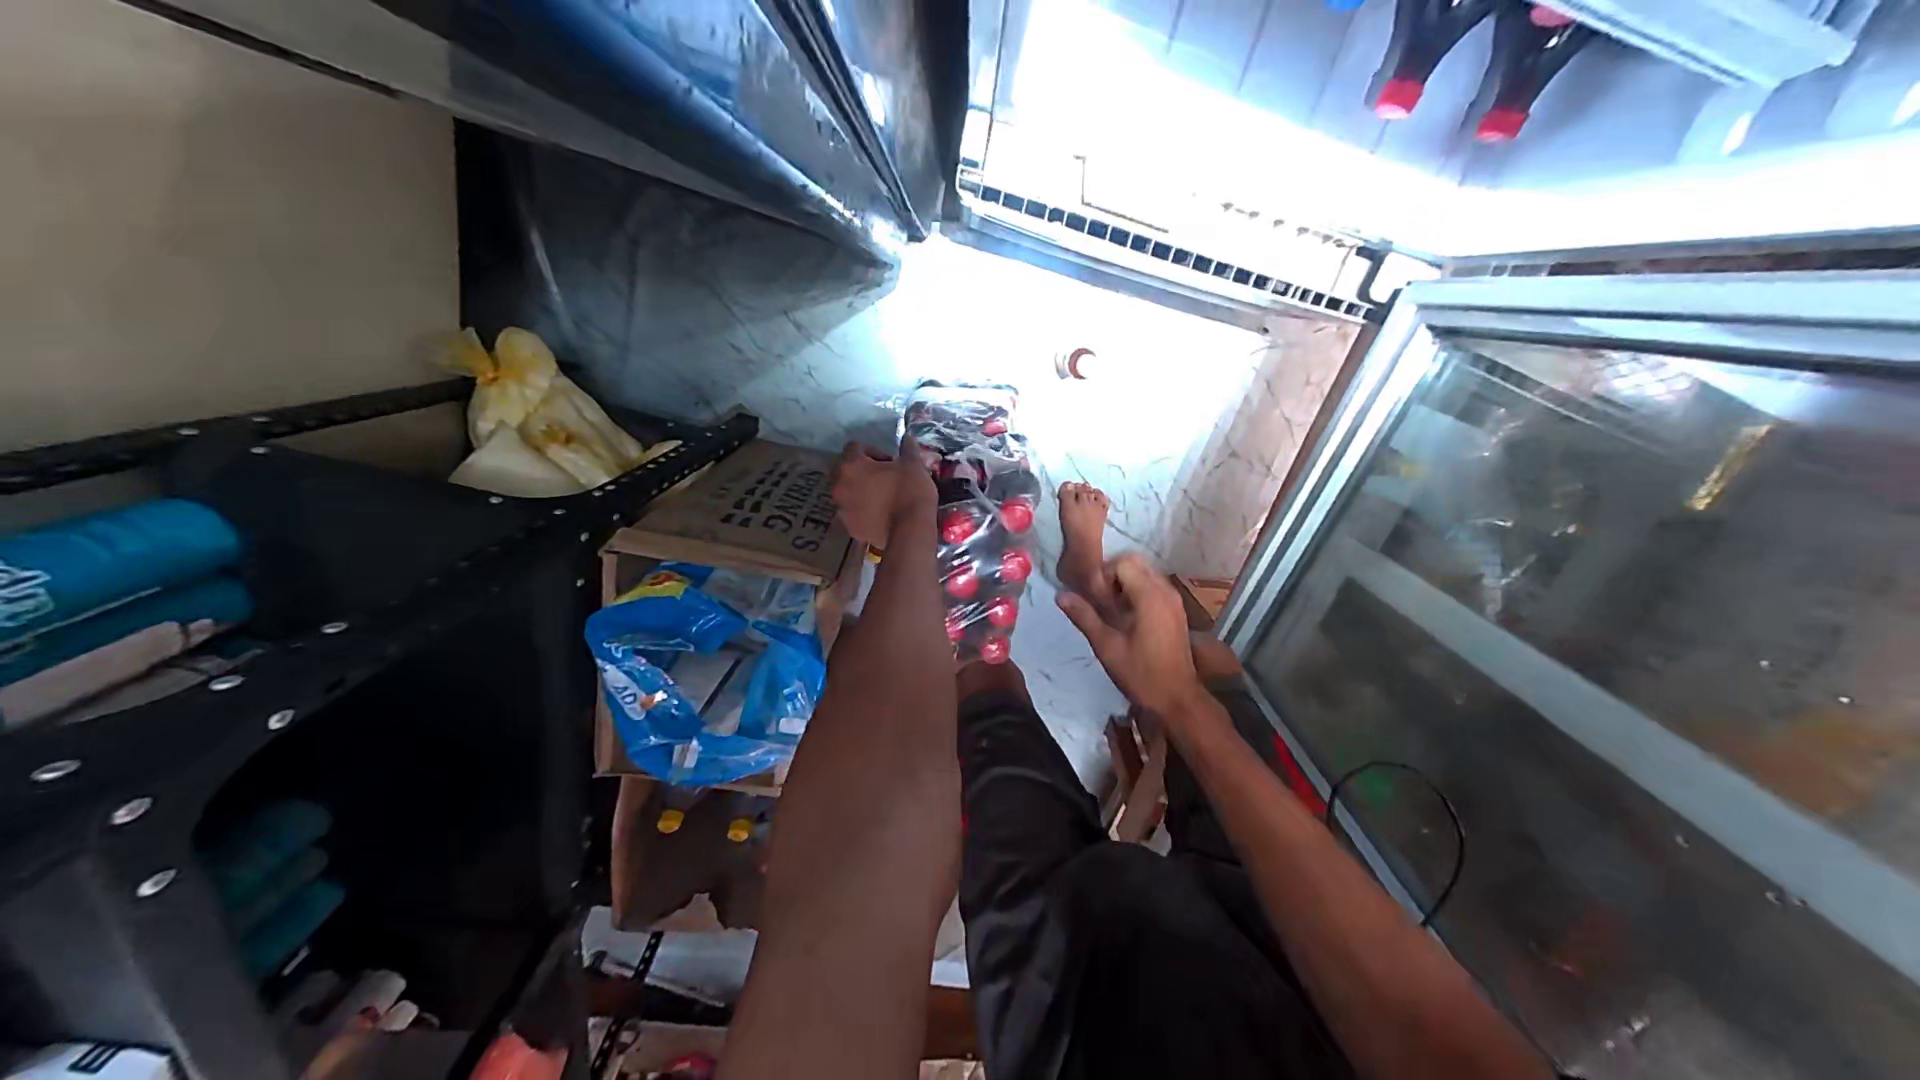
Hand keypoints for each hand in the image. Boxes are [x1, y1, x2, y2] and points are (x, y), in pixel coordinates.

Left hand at [830, 438, 936, 548]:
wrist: (910, 531)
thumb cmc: (909, 492)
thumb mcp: (913, 465)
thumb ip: (907, 449)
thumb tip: (907, 438)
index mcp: (851, 465)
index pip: (854, 447)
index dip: (872, 451)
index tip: (889, 461)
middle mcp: (839, 485)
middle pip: (845, 470)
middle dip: (862, 471)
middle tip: (884, 477)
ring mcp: (842, 509)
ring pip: (847, 492)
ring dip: (860, 490)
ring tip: (882, 497)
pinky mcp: (849, 527)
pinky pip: (853, 512)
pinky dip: (863, 510)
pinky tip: (880, 513)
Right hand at [1057, 555, 1207, 718]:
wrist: (1177, 699)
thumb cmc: (1140, 674)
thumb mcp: (1106, 646)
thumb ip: (1084, 616)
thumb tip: (1061, 595)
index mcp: (1149, 596)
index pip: (1123, 563)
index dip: (1104, 575)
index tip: (1095, 598)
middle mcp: (1165, 591)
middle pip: (1136, 562)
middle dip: (1114, 575)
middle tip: (1101, 601)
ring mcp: (1174, 600)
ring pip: (1146, 573)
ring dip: (1126, 583)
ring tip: (1112, 610)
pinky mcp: (1176, 610)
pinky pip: (1155, 586)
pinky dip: (1138, 591)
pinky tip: (1127, 617)